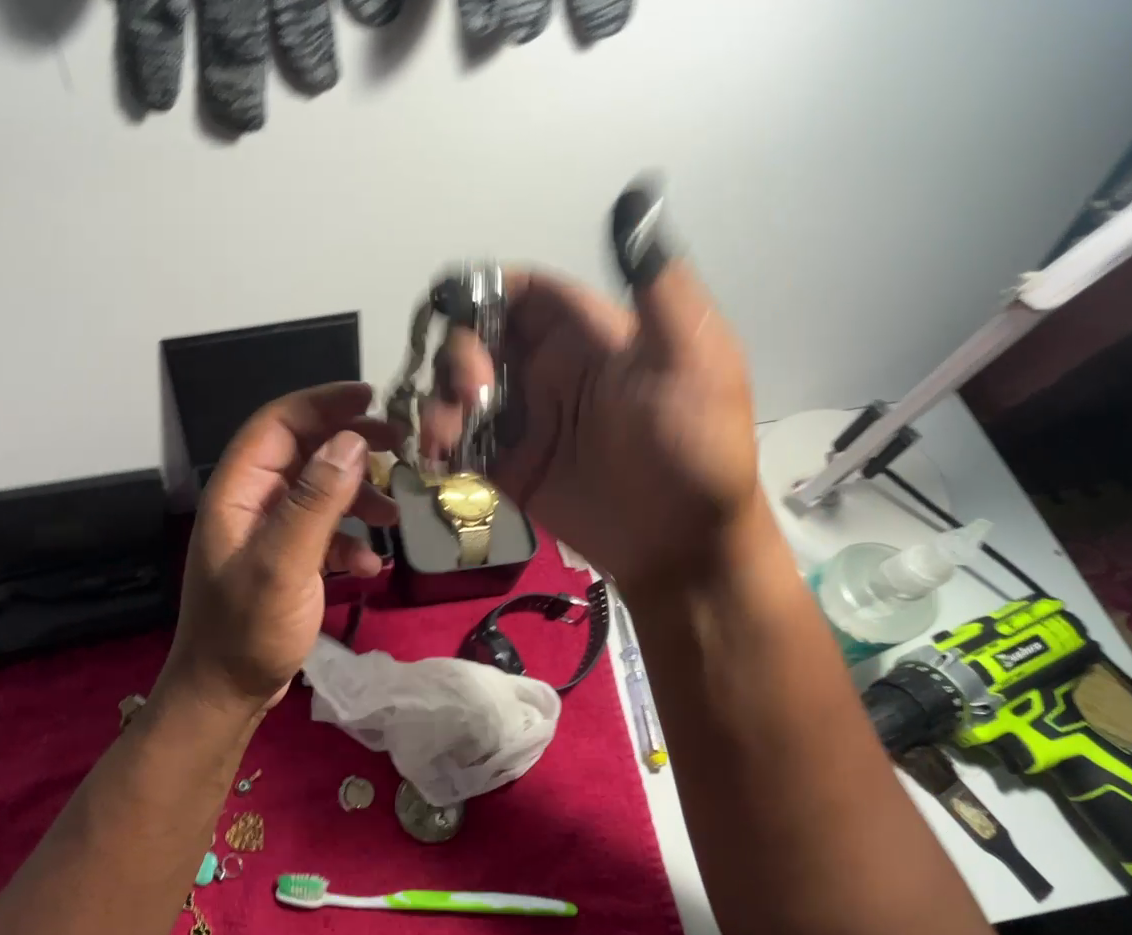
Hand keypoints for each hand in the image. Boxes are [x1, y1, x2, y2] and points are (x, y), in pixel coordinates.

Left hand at [161, 382, 399, 715]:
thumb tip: (351, 442)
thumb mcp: (283, 563)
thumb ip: (315, 501)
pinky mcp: (286, 562)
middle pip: (304, 452)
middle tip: (399, 446)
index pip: (278, 424)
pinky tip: (371, 563)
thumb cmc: (246, 631)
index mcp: (238, 491)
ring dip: (358, 497)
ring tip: (395, 512)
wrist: (226, 694)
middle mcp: (251, 503)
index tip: (372, 398)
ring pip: (319, 492)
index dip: (323, 403)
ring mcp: (268, 533)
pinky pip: (323, 534)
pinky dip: (349, 541)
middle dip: (351, 446)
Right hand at [420, 263, 757, 591]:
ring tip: (446, 437)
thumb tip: (634, 195)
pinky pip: (459, 443)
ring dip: (439, 404)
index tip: (456, 309)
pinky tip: (441, 459)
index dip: (483, 291)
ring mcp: (525, 420)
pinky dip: (439, 445)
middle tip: (470, 396)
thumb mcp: (688, 356)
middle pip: (475, 339)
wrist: (680, 542)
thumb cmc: (693, 446)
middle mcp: (548, 371)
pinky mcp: (509, 466)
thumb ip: (655, 281)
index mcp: (587, 334)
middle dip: (456, 357)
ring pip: (457, 392)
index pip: (519, 292)